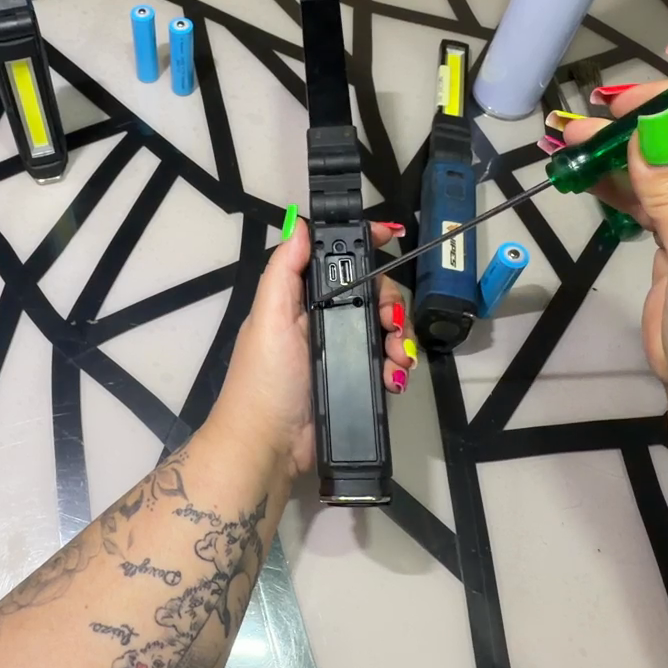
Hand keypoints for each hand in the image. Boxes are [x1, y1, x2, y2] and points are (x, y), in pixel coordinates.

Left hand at [208, 220, 412, 477]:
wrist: (270, 444)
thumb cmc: (266, 377)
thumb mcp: (269, 317)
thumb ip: (285, 270)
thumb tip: (299, 223)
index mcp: (302, 299)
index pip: (338, 262)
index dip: (365, 246)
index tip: (390, 237)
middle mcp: (323, 320)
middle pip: (372, 294)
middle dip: (392, 303)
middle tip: (392, 323)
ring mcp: (343, 351)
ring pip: (387, 328)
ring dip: (401, 338)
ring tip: (399, 358)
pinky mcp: (358, 380)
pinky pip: (389, 362)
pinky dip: (399, 365)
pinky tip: (396, 376)